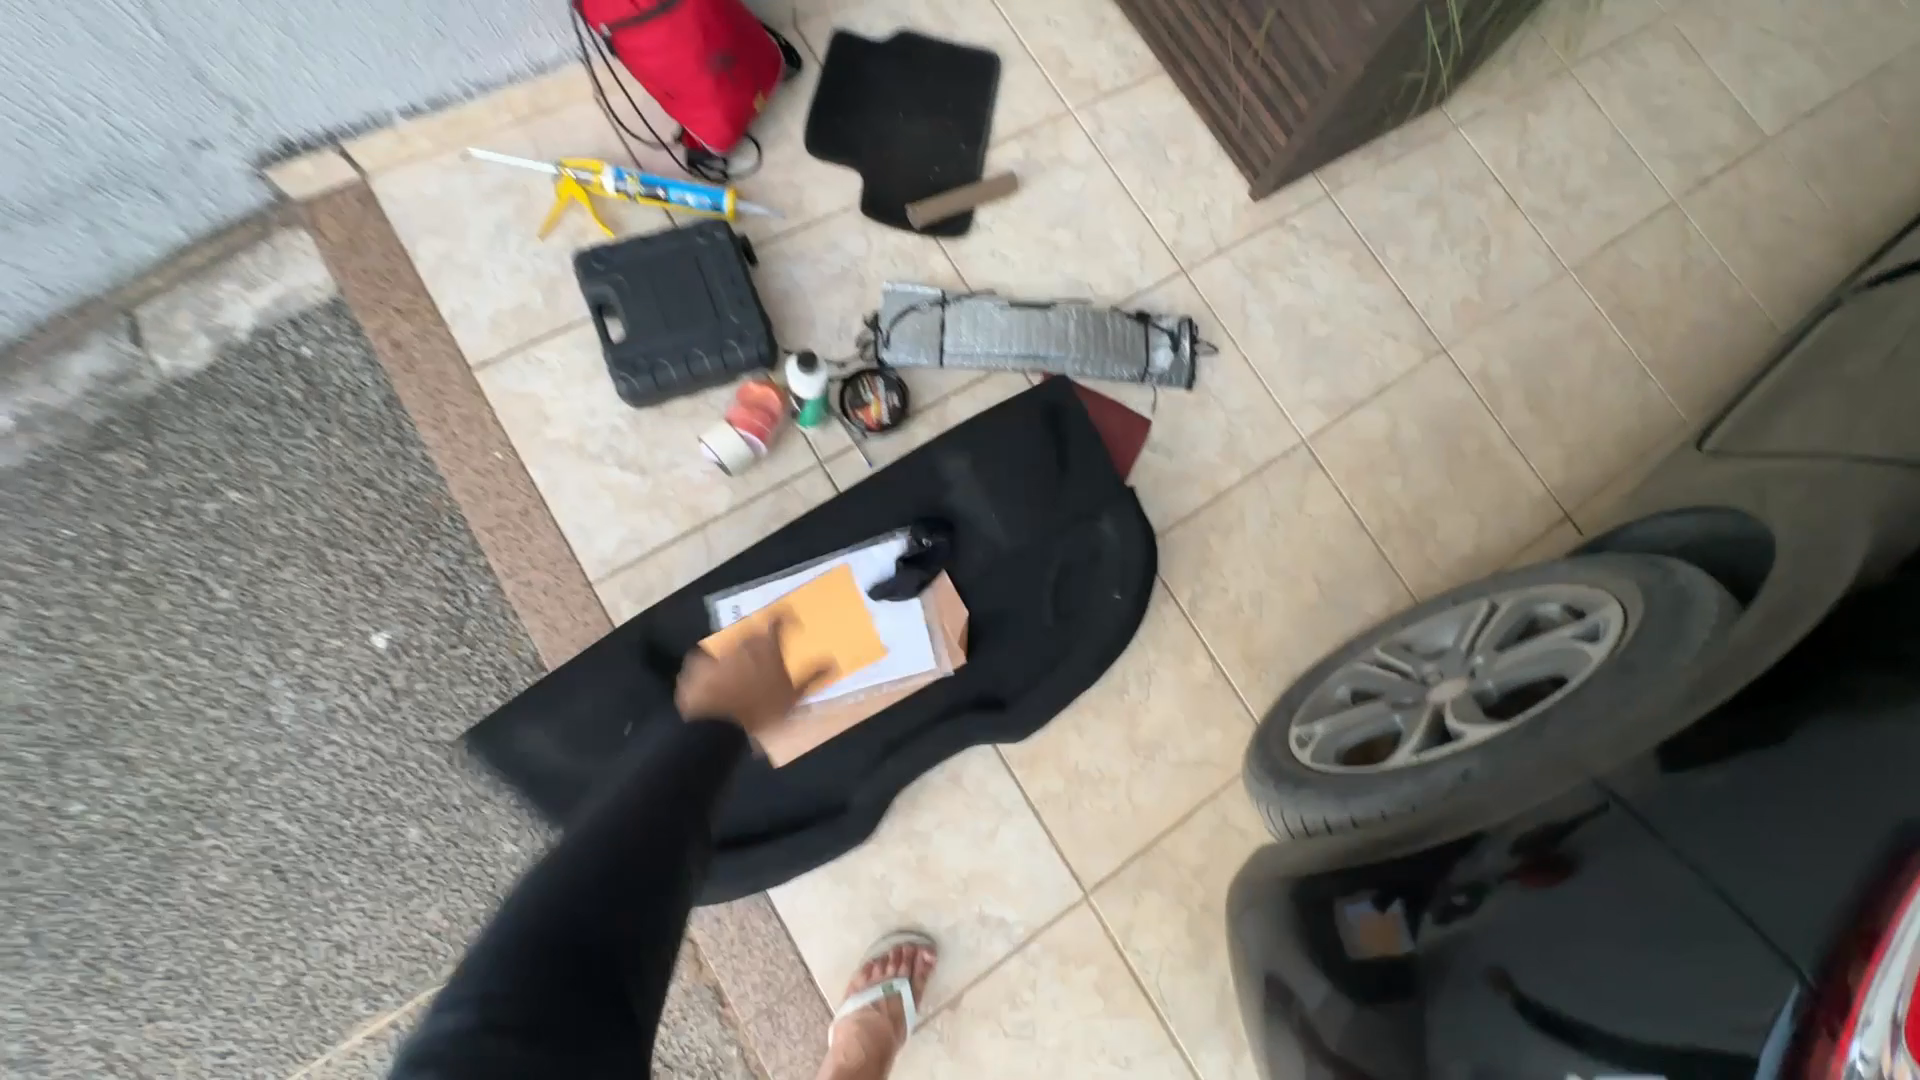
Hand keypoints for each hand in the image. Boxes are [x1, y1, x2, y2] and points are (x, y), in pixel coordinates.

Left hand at [675, 617, 831, 739]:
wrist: (715, 726)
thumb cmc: (760, 710)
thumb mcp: (794, 697)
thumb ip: (813, 676)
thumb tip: (832, 662)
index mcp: (767, 646)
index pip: (778, 620)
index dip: (785, 618)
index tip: (791, 623)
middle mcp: (742, 643)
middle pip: (753, 633)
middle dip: (760, 641)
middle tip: (765, 659)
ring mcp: (718, 653)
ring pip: (731, 647)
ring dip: (738, 656)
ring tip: (741, 676)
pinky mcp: (697, 666)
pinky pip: (709, 662)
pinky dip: (714, 669)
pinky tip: (718, 684)